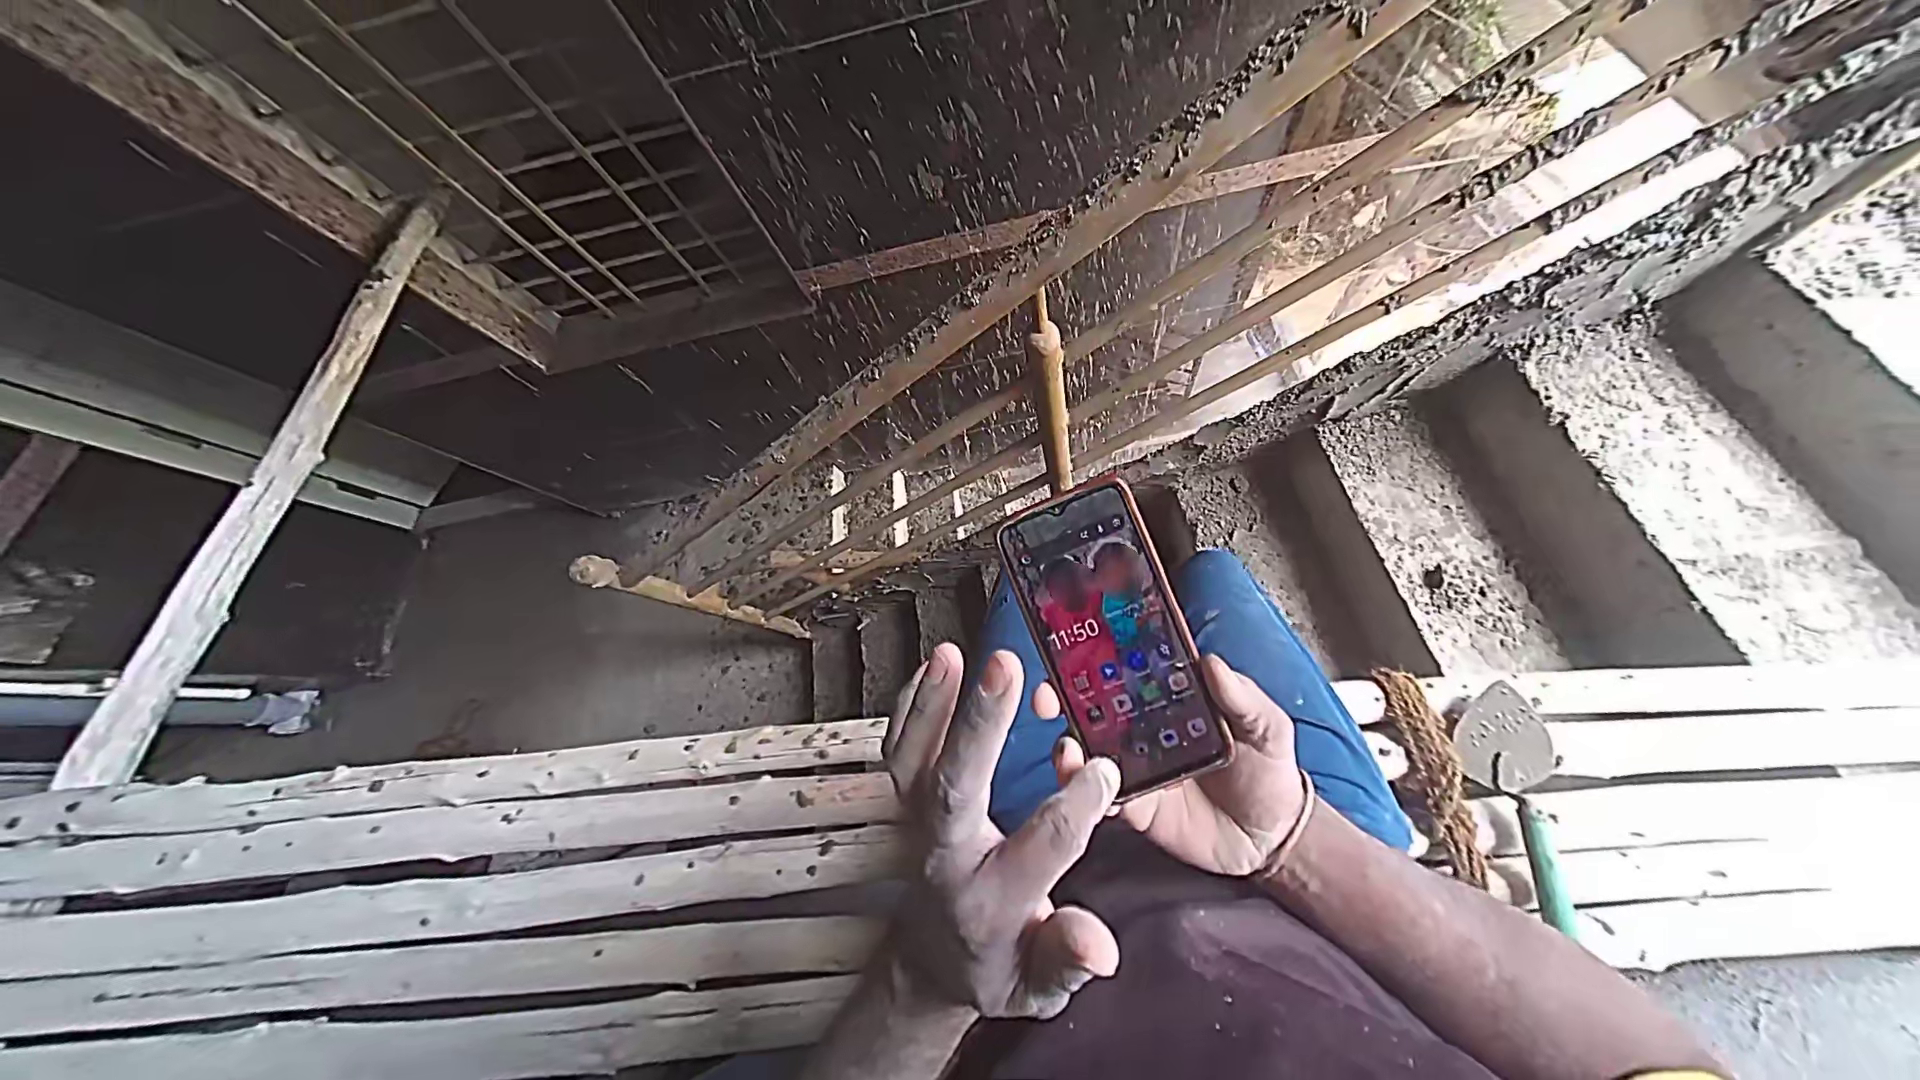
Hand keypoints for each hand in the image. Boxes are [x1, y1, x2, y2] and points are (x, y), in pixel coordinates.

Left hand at [882, 643, 1122, 1018]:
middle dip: (980, 725)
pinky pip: (898, 751)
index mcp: (991, 898)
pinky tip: (930, 669)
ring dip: (932, 703)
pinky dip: (910, 707)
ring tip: (952, 655)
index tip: (1103, 769)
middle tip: (1004, 669)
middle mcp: (947, 852)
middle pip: (958, 785)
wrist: (930, 956)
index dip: (1076, 804)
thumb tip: (1099, 944)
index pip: (1041, 843)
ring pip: (915, 760)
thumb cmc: (993, 961)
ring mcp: (918, 823)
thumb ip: (1067, 958)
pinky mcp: (904, 802)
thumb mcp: (1038, 982)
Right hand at [1038, 654, 1305, 876]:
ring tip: (1068, 749)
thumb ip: (1244, 699)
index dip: (1092, 657)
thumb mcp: (1268, 728)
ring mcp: (1132, 766)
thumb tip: (1212, 663)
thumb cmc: (1268, 769)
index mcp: (1165, 699)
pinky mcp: (1134, 806)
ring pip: (1087, 751)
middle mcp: (1140, 728)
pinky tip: (1086, 787)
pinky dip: (1087, 792)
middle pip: (1089, 707)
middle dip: (1060, 697)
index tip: (1069, 646)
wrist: (1273, 838)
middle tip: (1046, 698)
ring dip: (1068, 746)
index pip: (1122, 671)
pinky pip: (1101, 797)